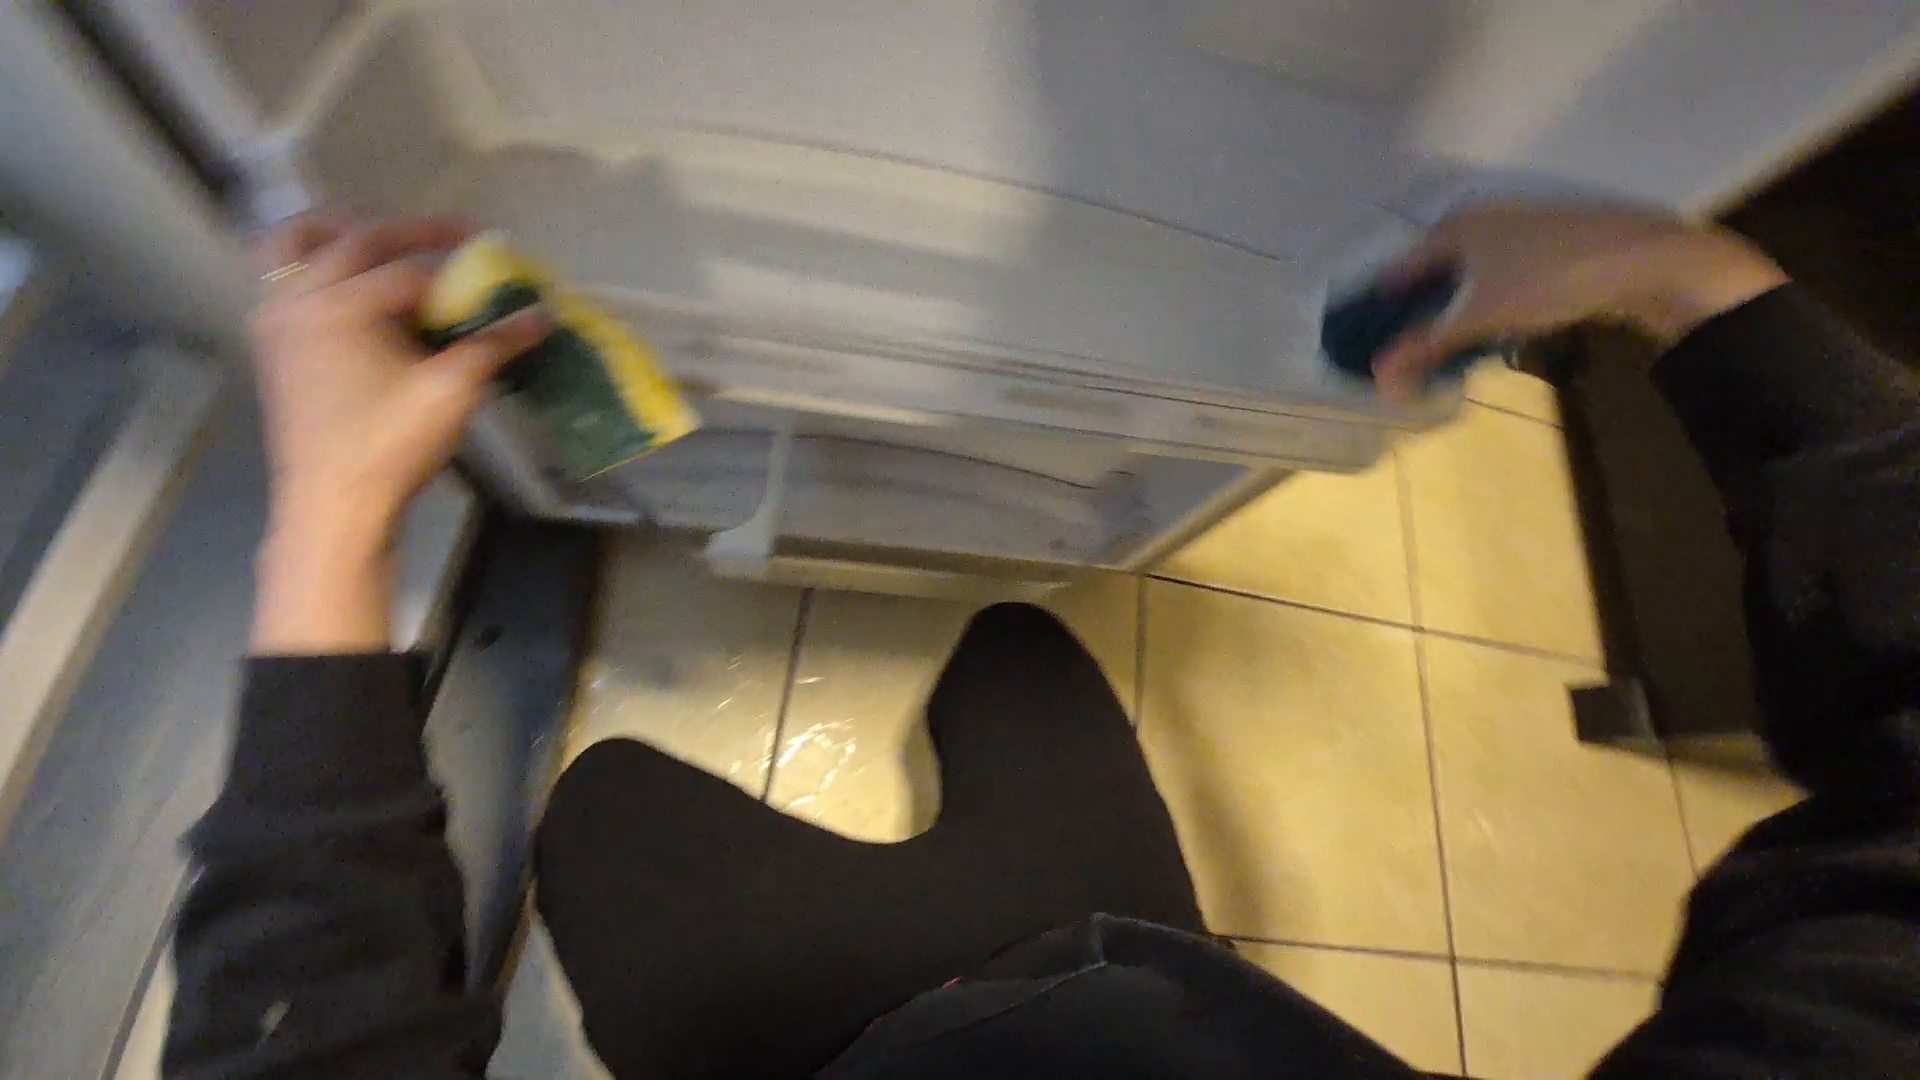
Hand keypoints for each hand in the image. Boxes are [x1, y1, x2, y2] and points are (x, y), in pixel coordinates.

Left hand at [248, 215, 545, 652]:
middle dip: (412, 231)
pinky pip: (282, 276)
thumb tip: (543, 317)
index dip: (463, 271)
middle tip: (459, 233)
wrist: (334, 499)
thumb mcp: (454, 390)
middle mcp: (299, 296)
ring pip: (294, 245)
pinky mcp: (274, 342)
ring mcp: (277, 317)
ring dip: (340, 231)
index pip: (412, 270)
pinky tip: (350, 287)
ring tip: (381, 238)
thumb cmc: (393, 443)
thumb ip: (495, 345)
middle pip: (355, 240)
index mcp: (342, 305)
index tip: (503, 269)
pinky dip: (314, 263)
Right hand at [1369, 202, 1787, 401]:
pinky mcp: (1546, 246)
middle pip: (1430, 270)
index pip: (1398, 269)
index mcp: (1454, 228)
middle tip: (1400, 344)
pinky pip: (1493, 276)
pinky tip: (1483, 325)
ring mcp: (1517, 229)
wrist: (1651, 261)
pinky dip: (1479, 300)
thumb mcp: (1479, 318)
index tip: (1366, 334)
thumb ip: (1425, 347)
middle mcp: (1481, 220)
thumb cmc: (1551, 279)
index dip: (1379, 304)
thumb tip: (1378, 380)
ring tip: (1436, 341)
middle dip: (1413, 307)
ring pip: (1464, 273)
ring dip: (1446, 306)